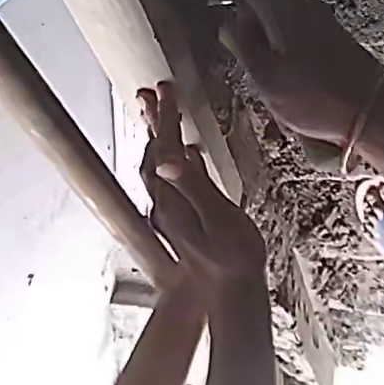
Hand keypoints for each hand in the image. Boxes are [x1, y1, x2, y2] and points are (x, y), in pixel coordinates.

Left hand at [139, 81, 267, 305]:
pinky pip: (171, 177)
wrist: (228, 296)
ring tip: (160, 112)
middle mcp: (166, 201)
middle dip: (153, 120)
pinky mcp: (180, 216)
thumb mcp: (219, 221)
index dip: (165, 116)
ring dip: (158, 135)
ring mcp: (171, 209)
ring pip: (159, 163)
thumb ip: (194, 187)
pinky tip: (187, 153)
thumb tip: (170, 158)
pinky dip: (174, 157)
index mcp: (174, 197)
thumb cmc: (231, 260)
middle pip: (155, 151)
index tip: (165, 89)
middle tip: (152, 93)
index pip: (166, 147)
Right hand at [220, 0, 383, 144]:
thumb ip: (242, 44)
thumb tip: (229, 25)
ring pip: (282, 17)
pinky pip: (299, 30)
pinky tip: (290, 76)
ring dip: (269, 37)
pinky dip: (287, 46)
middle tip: (239, 48)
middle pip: (265, 0)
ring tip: (267, 73)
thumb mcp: (264, 78)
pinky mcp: (334, 35)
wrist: (372, 114)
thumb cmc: (320, 99)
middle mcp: (304, 6)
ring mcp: (322, 19)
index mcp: (281, 9)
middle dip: (248, 20)